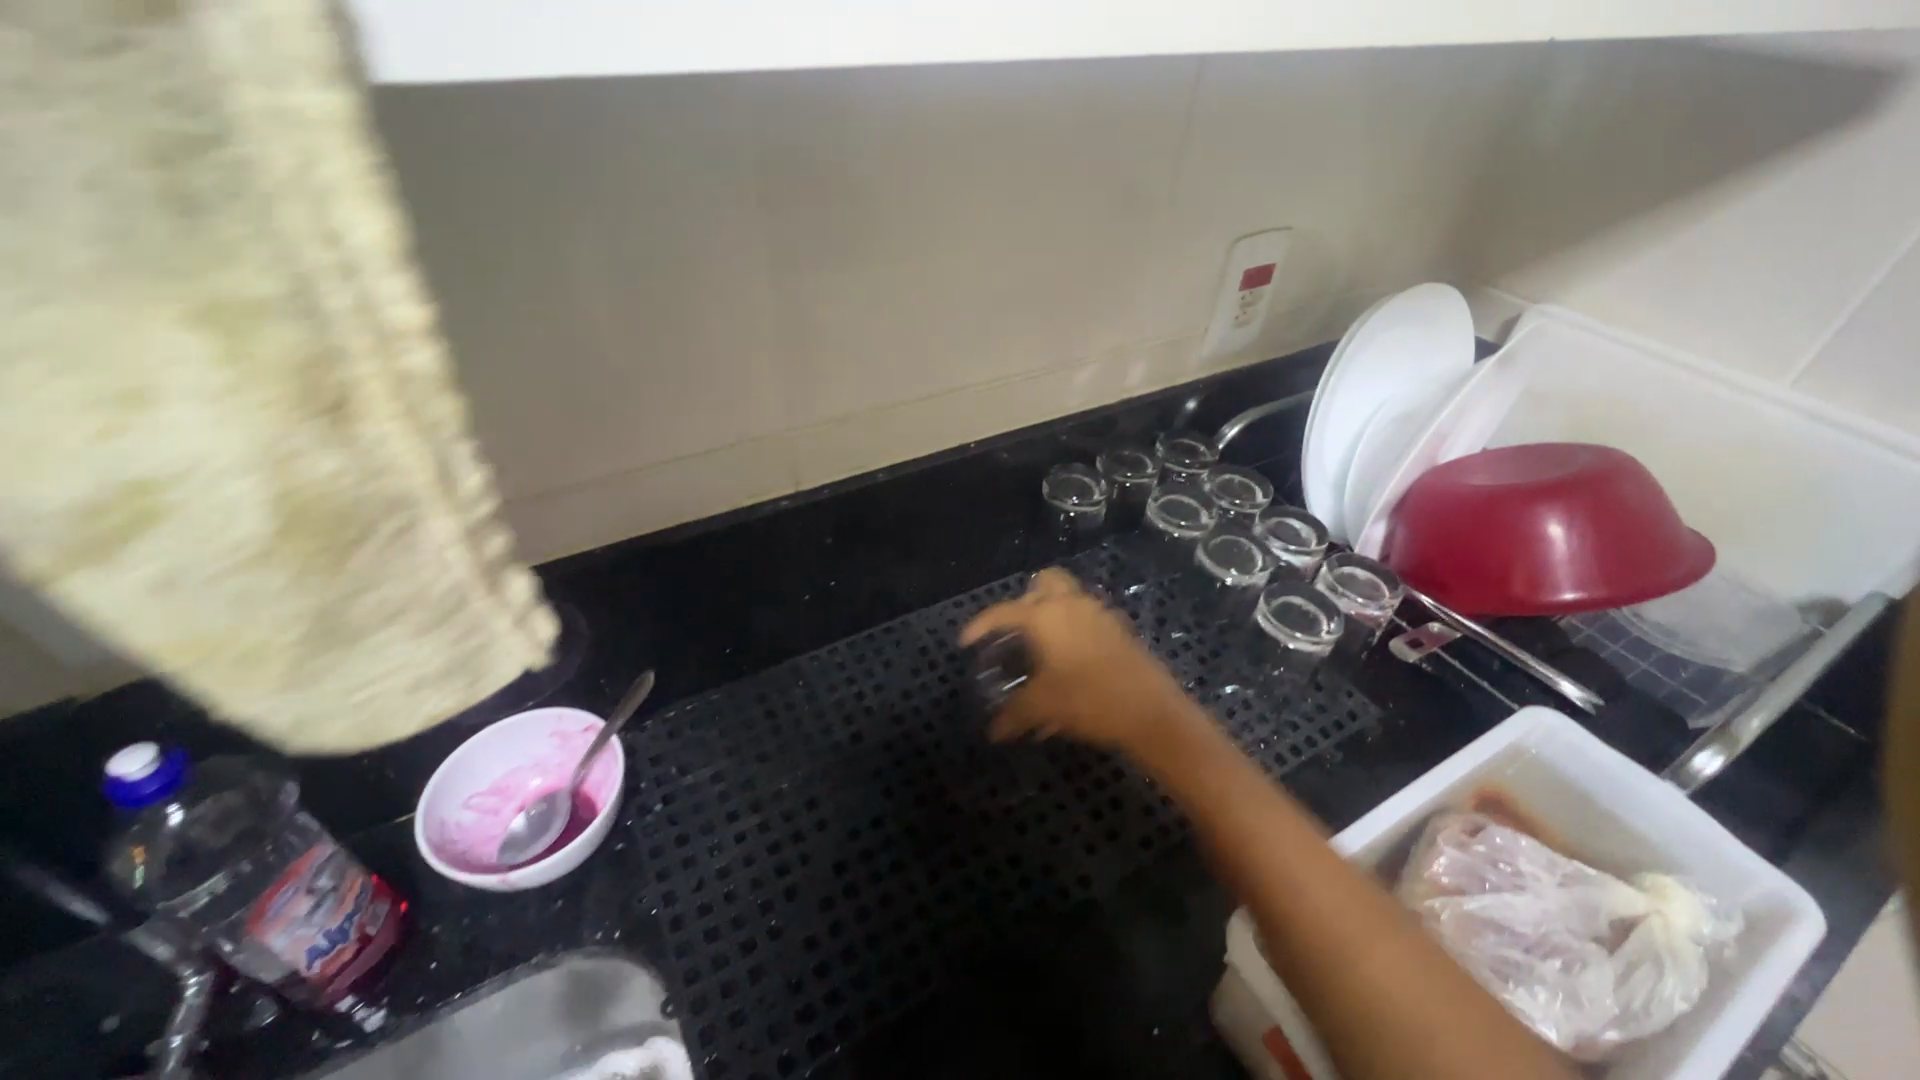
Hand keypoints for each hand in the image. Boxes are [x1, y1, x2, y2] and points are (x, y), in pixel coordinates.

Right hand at [959, 568, 1205, 754]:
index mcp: (1046, 616)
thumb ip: (1014, 715)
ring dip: (1055, 615)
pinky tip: (1072, 664)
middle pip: (1045, 582)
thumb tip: (994, 730)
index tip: (967, 641)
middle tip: (1017, 630)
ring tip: (1043, 650)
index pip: (1004, 611)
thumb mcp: (1043, 707)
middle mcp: (1072, 605)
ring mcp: (1101, 615)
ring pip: (1072, 599)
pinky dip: (1076, 631)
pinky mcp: (1121, 630)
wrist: (1151, 712)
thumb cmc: (1088, 700)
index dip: (981, 624)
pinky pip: (1091, 620)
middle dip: (1027, 599)